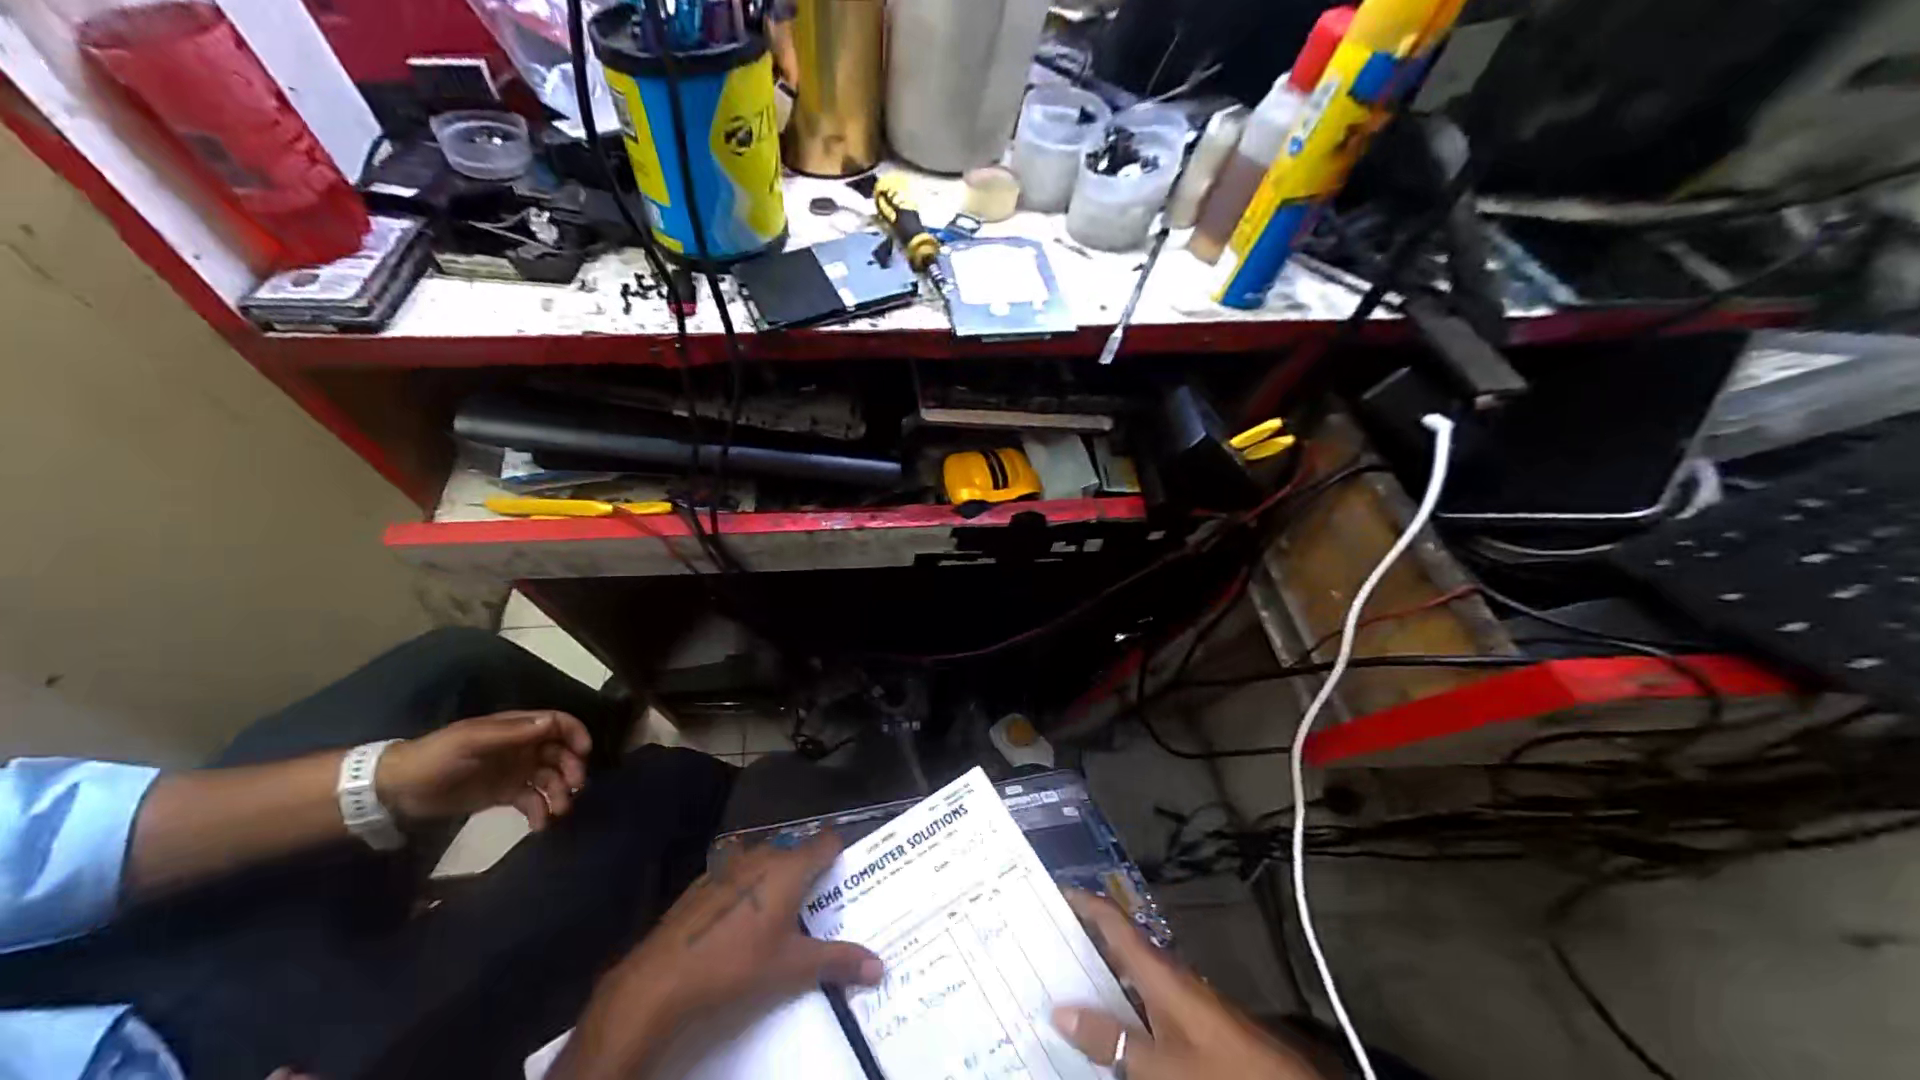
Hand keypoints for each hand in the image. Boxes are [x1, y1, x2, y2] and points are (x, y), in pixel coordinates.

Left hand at [375, 710, 591, 828]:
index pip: (557, 724)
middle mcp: (522, 747)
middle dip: (571, 769)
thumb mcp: (471, 740)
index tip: (584, 754)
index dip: (576, 734)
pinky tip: (540, 825)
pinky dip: (541, 811)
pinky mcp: (505, 794)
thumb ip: (511, 733)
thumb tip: (552, 724)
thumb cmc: (436, 758)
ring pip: (550, 778)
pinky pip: (533, 800)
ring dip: (560, 793)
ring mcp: (515, 771)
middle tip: (574, 788)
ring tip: (559, 811)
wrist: (397, 791)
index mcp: (516, 728)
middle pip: (560, 753)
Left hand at [620, 831, 883, 1012]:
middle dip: (809, 867)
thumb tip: (880, 967)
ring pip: (764, 858)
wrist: (664, 976)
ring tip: (784, 905)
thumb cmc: (737, 963)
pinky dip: (747, 885)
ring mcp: (729, 864)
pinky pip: (737, 871)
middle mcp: (762, 855)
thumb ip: (838, 961)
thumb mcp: (793, 967)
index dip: (839, 852)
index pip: (826, 841)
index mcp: (790, 867)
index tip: (846, 871)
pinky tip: (742, 915)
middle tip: (820, 896)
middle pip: (795, 848)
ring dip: (776, 873)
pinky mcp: (703, 880)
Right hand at [1052, 891, 1329, 1079]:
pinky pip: (1145, 1004)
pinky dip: (1120, 1008)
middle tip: (1043, 947)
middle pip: (1118, 949)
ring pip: (1131, 979)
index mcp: (1159, 973)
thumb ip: (1111, 1041)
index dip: (1084, 902)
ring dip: (1099, 980)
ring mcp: (1183, 1001)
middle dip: (1082, 945)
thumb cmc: (1222, 1071)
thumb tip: (1059, 1012)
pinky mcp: (1194, 1025)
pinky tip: (1106, 1031)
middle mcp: (1169, 978)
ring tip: (1063, 989)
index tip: (1052, 892)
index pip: (1113, 922)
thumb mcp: (1161, 1066)